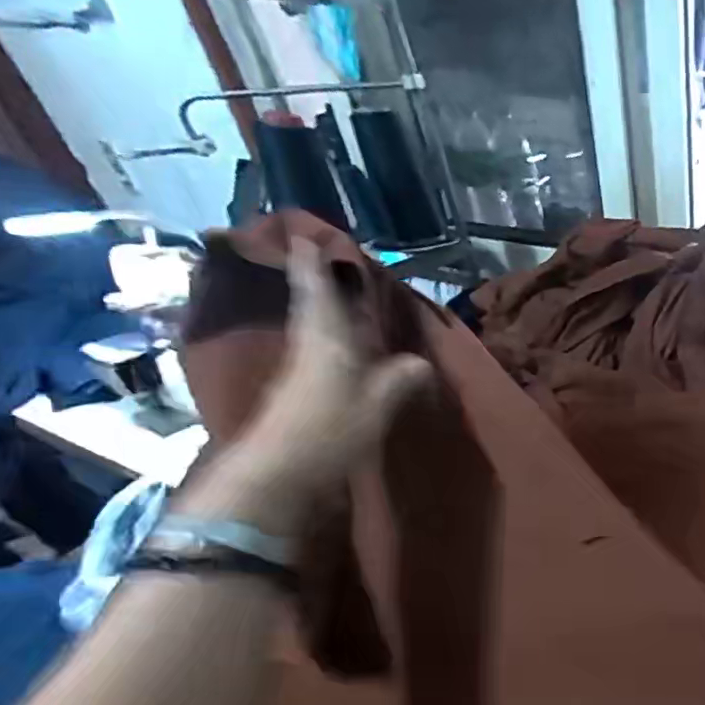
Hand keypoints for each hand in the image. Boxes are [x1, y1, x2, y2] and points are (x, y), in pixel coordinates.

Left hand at [179, 233, 430, 535]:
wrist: (284, 471)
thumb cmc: (332, 425)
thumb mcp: (380, 400)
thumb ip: (403, 377)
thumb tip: (421, 363)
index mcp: (327, 337)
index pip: (317, 289)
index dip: (311, 261)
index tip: (305, 234)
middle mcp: (312, 344)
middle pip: (313, 303)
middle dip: (316, 278)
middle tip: (324, 255)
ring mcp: (304, 368)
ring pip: (317, 325)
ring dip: (325, 305)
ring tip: (342, 292)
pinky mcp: (305, 389)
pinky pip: (323, 347)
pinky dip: (333, 334)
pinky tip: (347, 341)